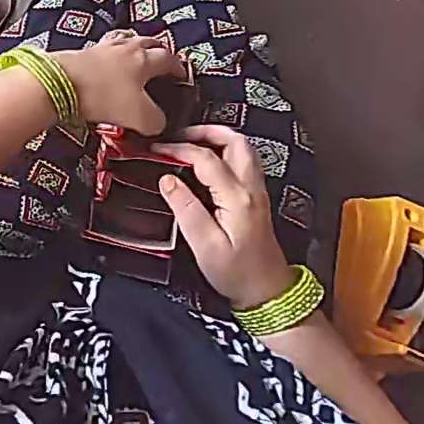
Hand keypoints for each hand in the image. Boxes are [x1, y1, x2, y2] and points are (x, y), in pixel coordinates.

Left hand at [50, 30, 184, 132]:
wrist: (61, 83)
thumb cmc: (105, 97)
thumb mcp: (140, 117)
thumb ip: (155, 121)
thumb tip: (158, 123)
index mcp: (145, 60)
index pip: (168, 58)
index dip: (178, 67)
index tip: (181, 75)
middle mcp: (126, 48)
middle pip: (148, 41)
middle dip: (158, 49)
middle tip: (161, 58)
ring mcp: (103, 47)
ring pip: (125, 39)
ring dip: (134, 44)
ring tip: (136, 52)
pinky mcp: (83, 52)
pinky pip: (104, 47)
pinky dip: (111, 51)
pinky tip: (107, 60)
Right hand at [152, 125, 292, 309]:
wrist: (267, 292)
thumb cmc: (236, 272)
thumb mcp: (205, 246)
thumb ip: (185, 209)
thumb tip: (167, 179)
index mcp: (237, 197)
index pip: (206, 158)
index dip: (179, 149)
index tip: (156, 149)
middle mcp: (251, 187)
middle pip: (235, 140)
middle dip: (205, 131)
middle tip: (178, 136)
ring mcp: (256, 190)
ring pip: (242, 148)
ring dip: (216, 138)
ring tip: (189, 143)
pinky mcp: (256, 197)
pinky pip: (243, 161)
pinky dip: (223, 151)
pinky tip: (206, 161)